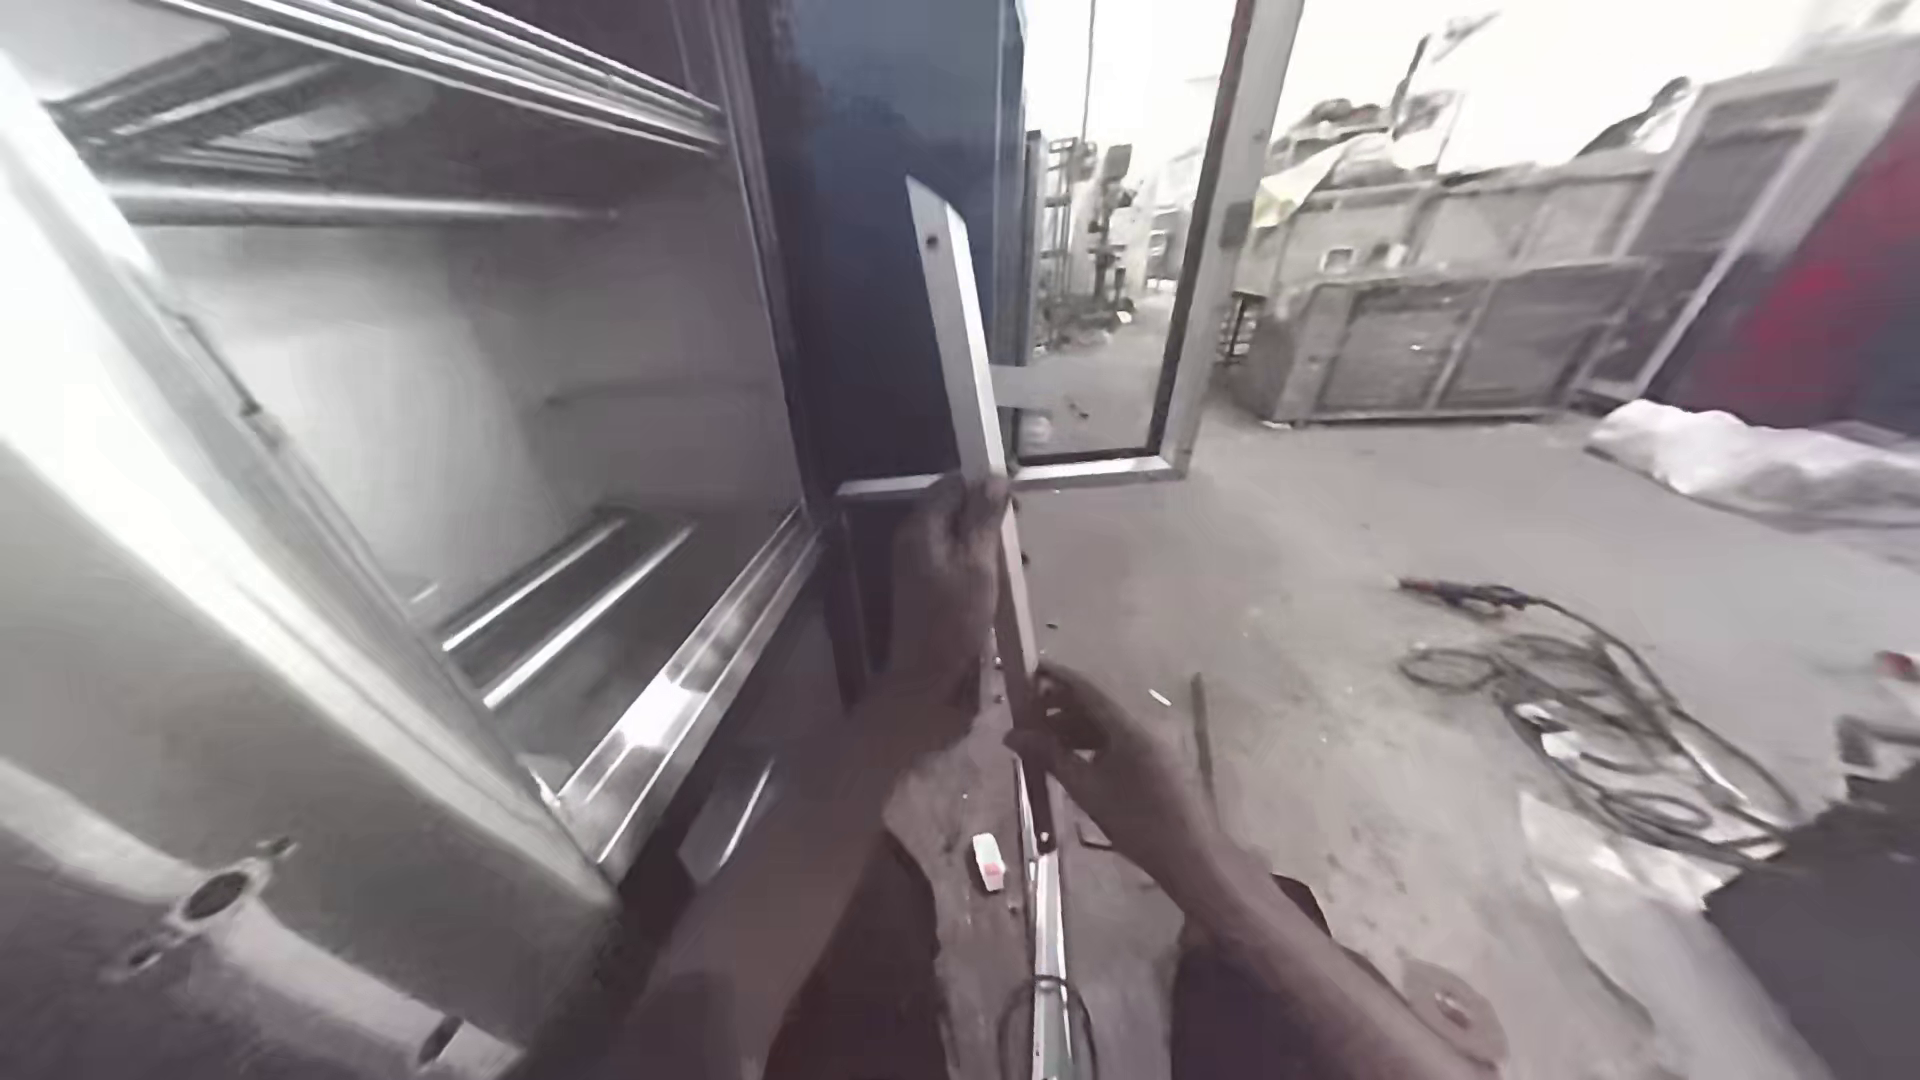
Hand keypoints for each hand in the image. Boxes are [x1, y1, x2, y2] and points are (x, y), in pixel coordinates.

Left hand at [874, 473, 1009, 744]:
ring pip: (957, 532)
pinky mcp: (926, 582)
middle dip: (986, 516)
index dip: (981, 485)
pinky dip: (976, 561)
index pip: (951, 483)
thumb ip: (983, 519)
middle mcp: (914, 538)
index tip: (1011, 503)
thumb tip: (993, 476)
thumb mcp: (978, 564)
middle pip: (953, 507)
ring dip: (985, 541)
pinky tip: (995, 580)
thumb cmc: (955, 620)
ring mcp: (917, 561)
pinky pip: (954, 556)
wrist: (928, 678)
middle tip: (1014, 539)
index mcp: (921, 527)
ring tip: (1013, 562)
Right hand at [1006, 663, 1230, 899]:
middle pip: (1095, 700)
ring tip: (1042, 737)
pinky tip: (1070, 753)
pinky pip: (1119, 734)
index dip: (1055, 676)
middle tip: (1027, 712)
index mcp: (1129, 724)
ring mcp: (1154, 736)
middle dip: (1059, 703)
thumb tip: (1012, 734)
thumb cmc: (1139, 824)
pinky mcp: (1157, 753)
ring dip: (1074, 723)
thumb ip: (1049, 755)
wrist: (1194, 859)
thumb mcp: (1087, 790)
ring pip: (1106, 718)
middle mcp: (1144, 720)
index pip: (1086, 686)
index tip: (1028, 672)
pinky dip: (1092, 738)